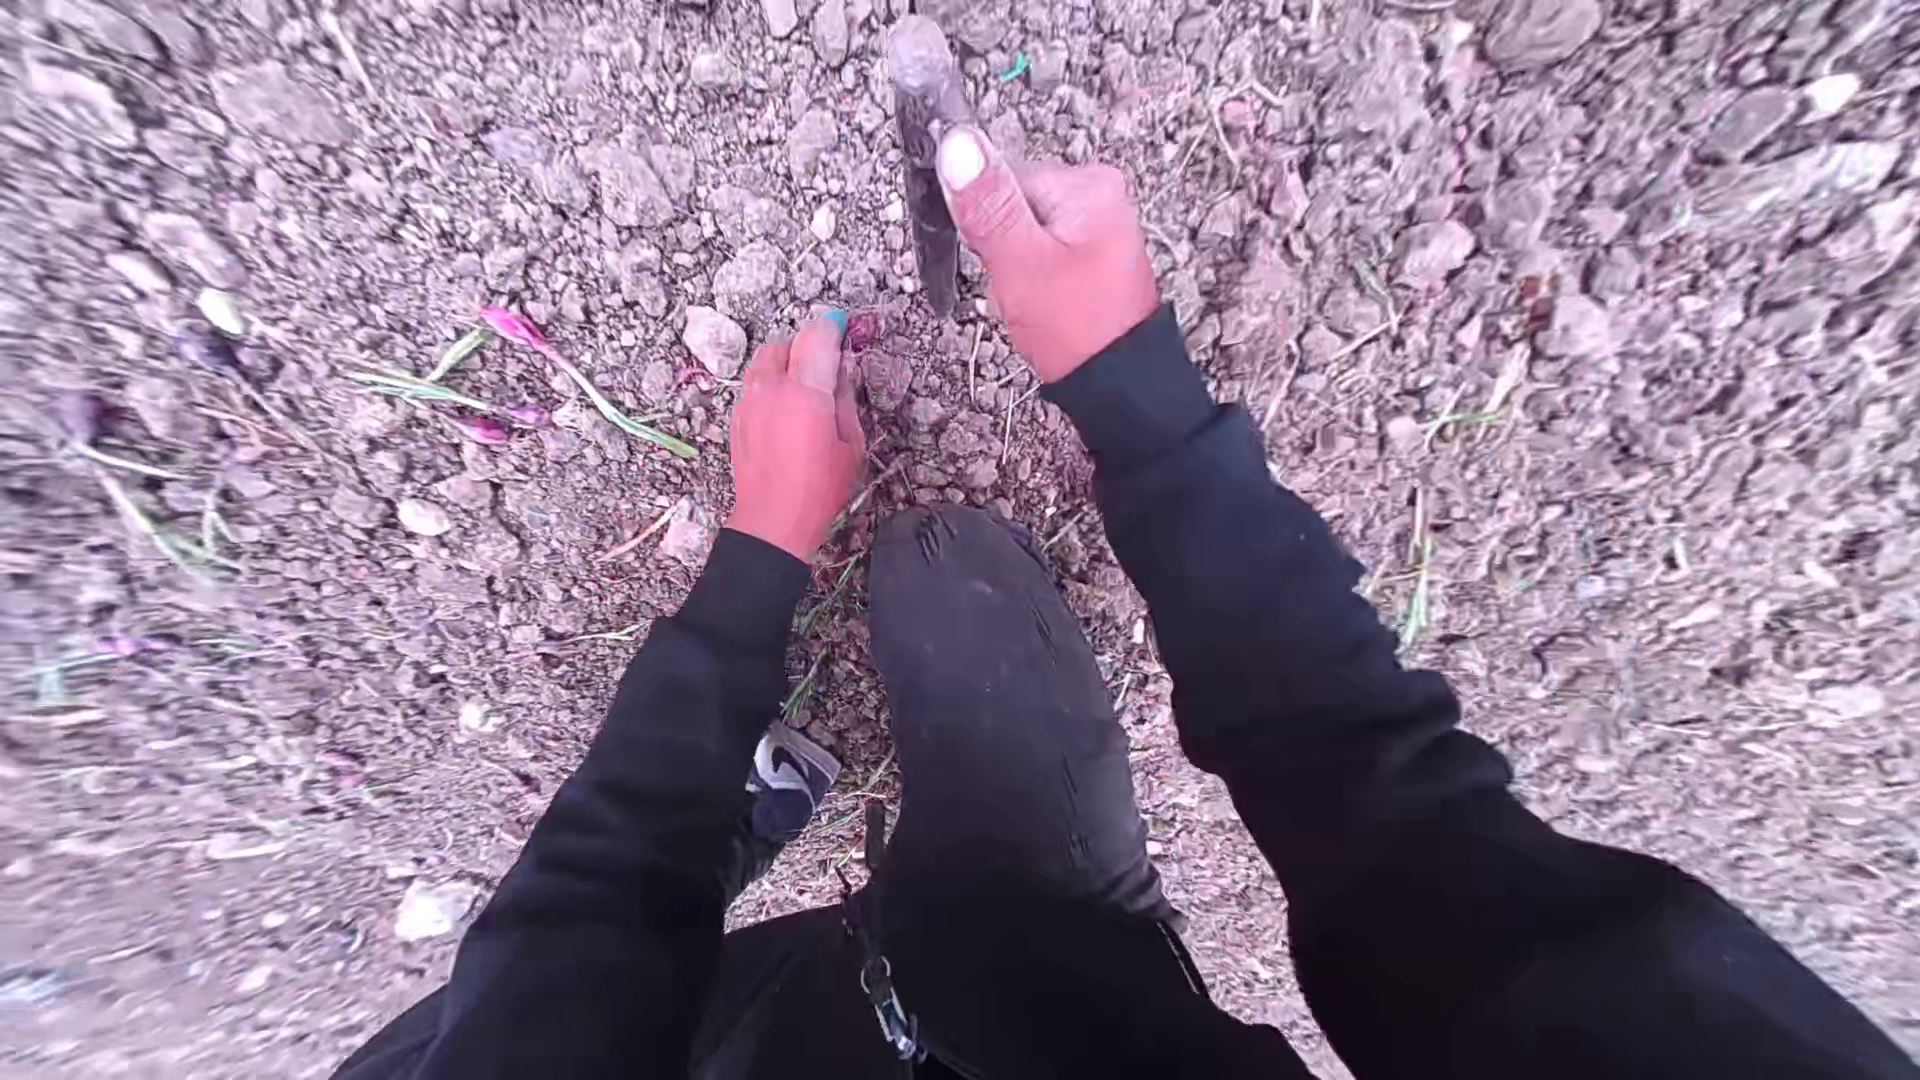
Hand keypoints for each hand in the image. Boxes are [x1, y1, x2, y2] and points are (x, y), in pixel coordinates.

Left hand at [728, 313, 865, 562]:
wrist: (774, 520)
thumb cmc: (818, 490)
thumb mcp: (851, 446)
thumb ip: (846, 400)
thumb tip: (843, 373)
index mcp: (806, 392)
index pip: (818, 337)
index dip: (834, 327)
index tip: (844, 328)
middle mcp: (772, 388)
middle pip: (788, 341)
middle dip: (810, 345)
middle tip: (830, 363)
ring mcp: (750, 401)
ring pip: (767, 359)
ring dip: (789, 361)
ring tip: (808, 384)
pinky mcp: (738, 416)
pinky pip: (756, 382)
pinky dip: (773, 381)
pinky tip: (789, 406)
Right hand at [936, 127, 1160, 382]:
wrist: (1115, 387)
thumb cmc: (1077, 328)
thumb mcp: (1022, 263)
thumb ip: (989, 206)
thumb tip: (956, 144)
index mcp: (1088, 185)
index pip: (1004, 181)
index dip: (988, 228)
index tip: (1001, 261)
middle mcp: (1100, 199)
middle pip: (1015, 213)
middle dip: (1006, 258)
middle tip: (1024, 290)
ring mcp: (1098, 233)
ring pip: (1026, 244)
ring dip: (1018, 278)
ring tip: (1037, 305)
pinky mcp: (1092, 264)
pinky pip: (1043, 264)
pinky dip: (1035, 289)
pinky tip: (1045, 310)